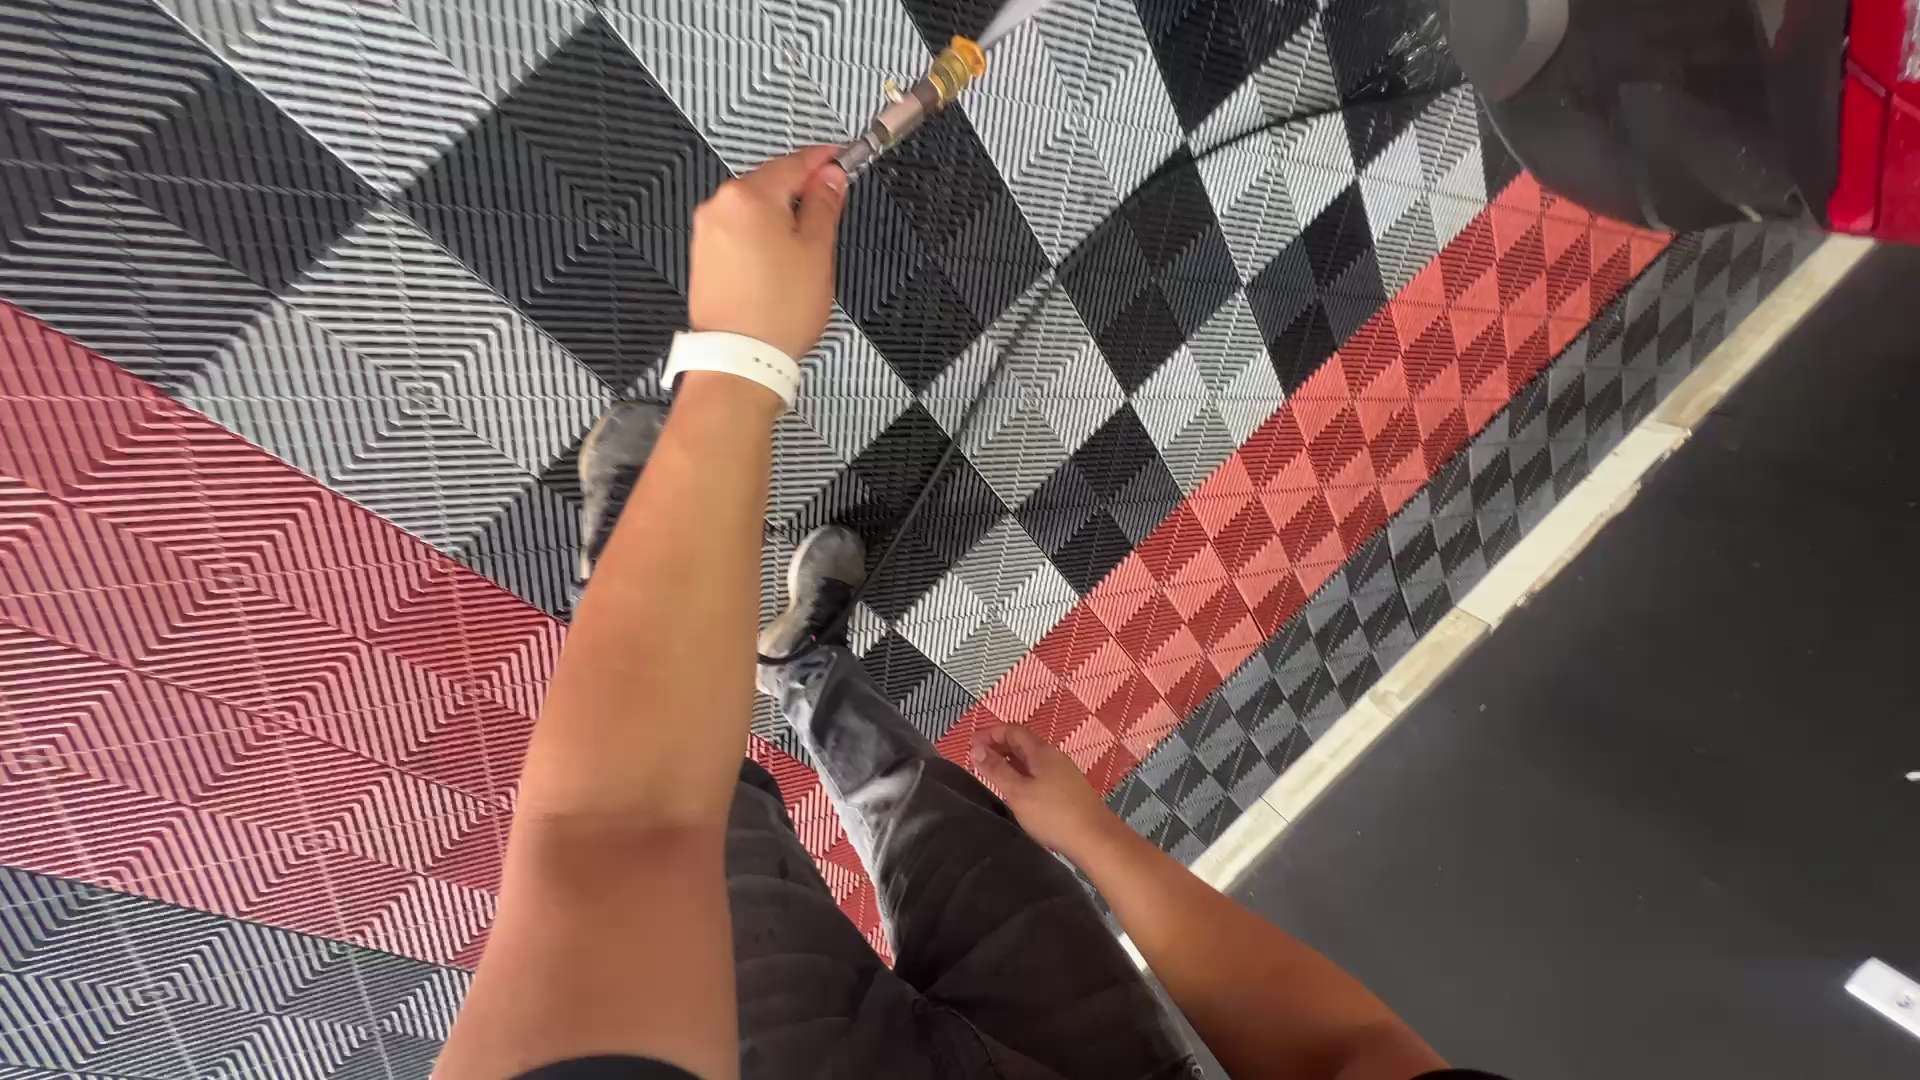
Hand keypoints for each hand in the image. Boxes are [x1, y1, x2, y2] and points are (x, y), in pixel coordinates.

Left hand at [688, 145, 846, 360]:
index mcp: (749, 196)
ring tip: (804, 254)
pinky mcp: (704, 260)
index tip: (840, 160)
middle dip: (800, 195)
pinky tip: (778, 269)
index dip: (823, 161)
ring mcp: (707, 234)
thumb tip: (830, 178)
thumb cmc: (778, 312)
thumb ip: (824, 206)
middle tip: (830, 210)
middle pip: (769, 185)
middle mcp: (720, 207)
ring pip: (753, 213)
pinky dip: (760, 242)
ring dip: (779, 221)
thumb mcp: (817, 253)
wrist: (741, 359)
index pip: (794, 163)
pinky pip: (739, 237)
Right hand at [971, 722, 1121, 857]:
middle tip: (977, 757)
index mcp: (1041, 751)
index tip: (970, 742)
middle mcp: (1053, 756)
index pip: (1012, 730)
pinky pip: (1038, 772)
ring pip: (1030, 758)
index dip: (990, 733)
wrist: (1095, 838)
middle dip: (998, 745)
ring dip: (1009, 760)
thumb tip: (976, 748)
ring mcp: (1063, 772)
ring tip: (992, 772)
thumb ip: (996, 769)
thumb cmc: (1053, 814)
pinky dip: (1021, 772)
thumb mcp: (1018, 792)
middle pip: (1022, 742)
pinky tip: (1016, 789)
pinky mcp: (1068, 789)